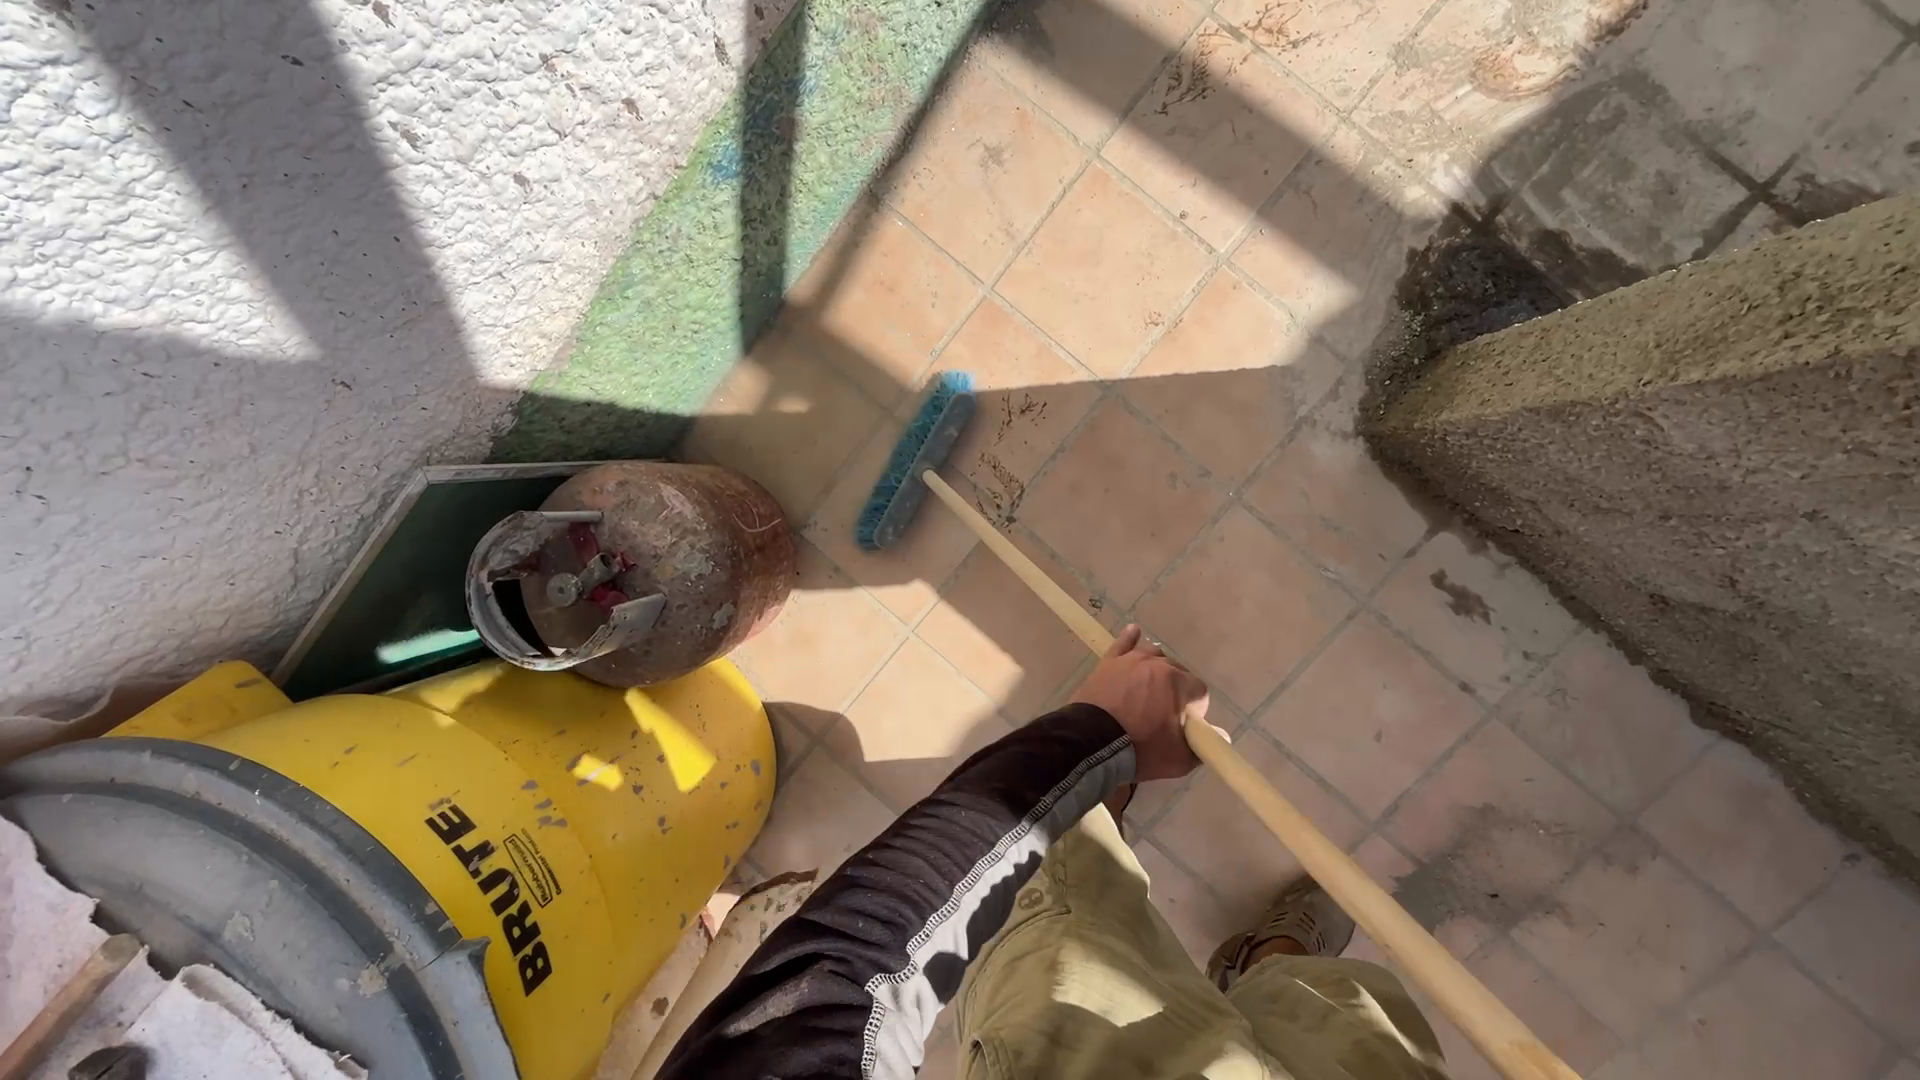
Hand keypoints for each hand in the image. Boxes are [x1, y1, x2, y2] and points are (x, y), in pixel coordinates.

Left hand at [1070, 624, 1213, 782]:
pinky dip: (1130, 638)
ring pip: (1152, 656)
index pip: (1200, 691)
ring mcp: (1130, 660)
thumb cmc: (1140, 748)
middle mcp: (1156, 664)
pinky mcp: (1108, 663)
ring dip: (1157, 670)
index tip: (1184, 727)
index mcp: (1178, 682)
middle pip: (1177, 673)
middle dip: (1177, 691)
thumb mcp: (1178, 758)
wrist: (1091, 741)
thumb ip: (1202, 746)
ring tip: (1152, 689)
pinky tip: (1133, 631)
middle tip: (1164, 715)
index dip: (1196, 711)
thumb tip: (1221, 737)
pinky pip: (1122, 644)